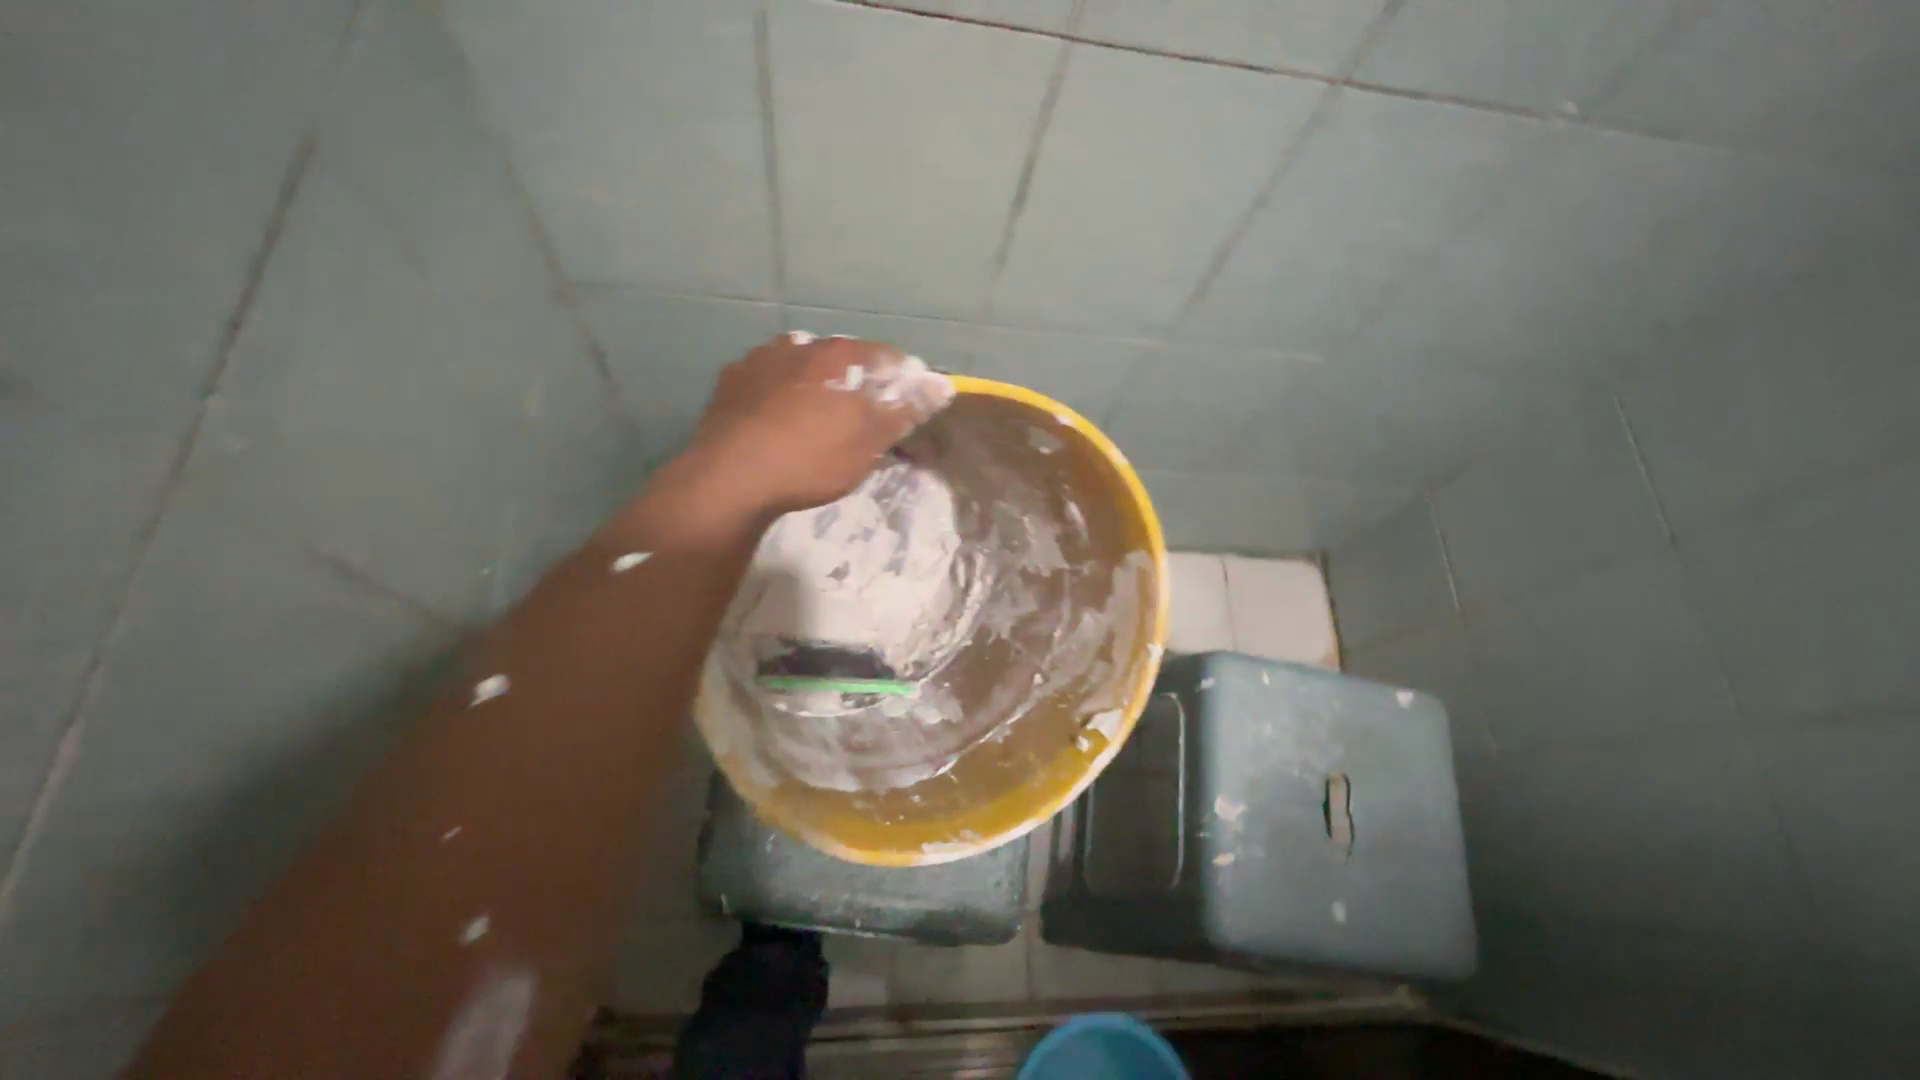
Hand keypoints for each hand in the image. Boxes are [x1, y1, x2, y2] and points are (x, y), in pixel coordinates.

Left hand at [673, 333, 954, 523]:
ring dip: (815, 382)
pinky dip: (778, 392)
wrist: (732, 477)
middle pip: (843, 357)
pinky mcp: (732, 379)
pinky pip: (767, 379)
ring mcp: (763, 358)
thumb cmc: (811, 460)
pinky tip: (776, 418)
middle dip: (856, 381)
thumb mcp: (869, 442)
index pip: (888, 357)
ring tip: (816, 416)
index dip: (902, 383)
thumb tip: (942, 384)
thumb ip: (906, 408)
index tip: (904, 410)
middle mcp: (804, 344)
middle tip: (860, 417)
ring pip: (802, 363)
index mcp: (843, 356)